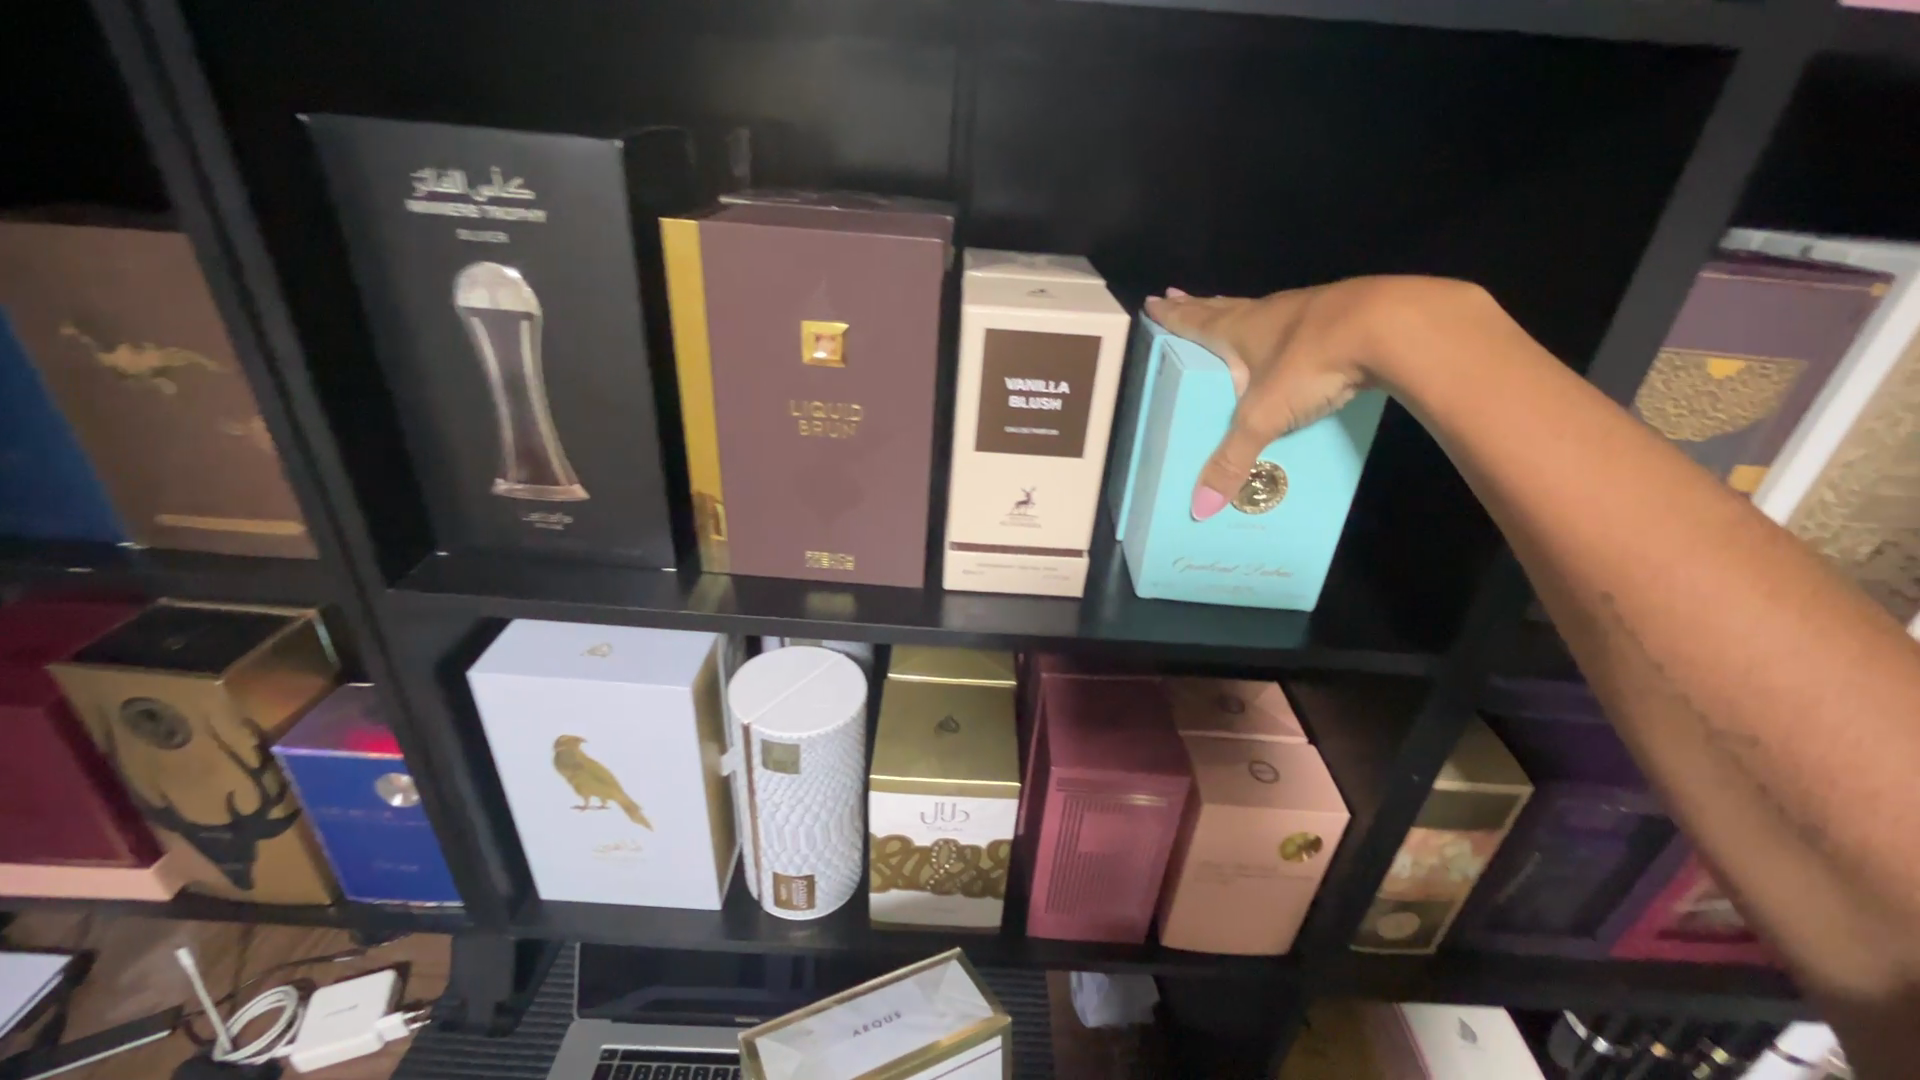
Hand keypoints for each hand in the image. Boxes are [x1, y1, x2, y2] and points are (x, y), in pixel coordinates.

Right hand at [1142, 276, 1467, 519]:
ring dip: (1238, 311)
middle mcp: (1266, 314)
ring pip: (1260, 310)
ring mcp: (1306, 310)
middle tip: (1176, 294)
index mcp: (1238, 330)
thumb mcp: (1263, 417)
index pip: (1194, 321)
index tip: (1152, 301)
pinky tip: (1288, 333)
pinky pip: (1298, 320)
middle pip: (1222, 307)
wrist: (1389, 327)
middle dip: (1197, 304)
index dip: (1171, 315)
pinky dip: (1283, 325)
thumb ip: (1233, 459)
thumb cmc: (1309, 362)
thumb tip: (1200, 509)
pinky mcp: (1341, 316)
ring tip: (1226, 311)